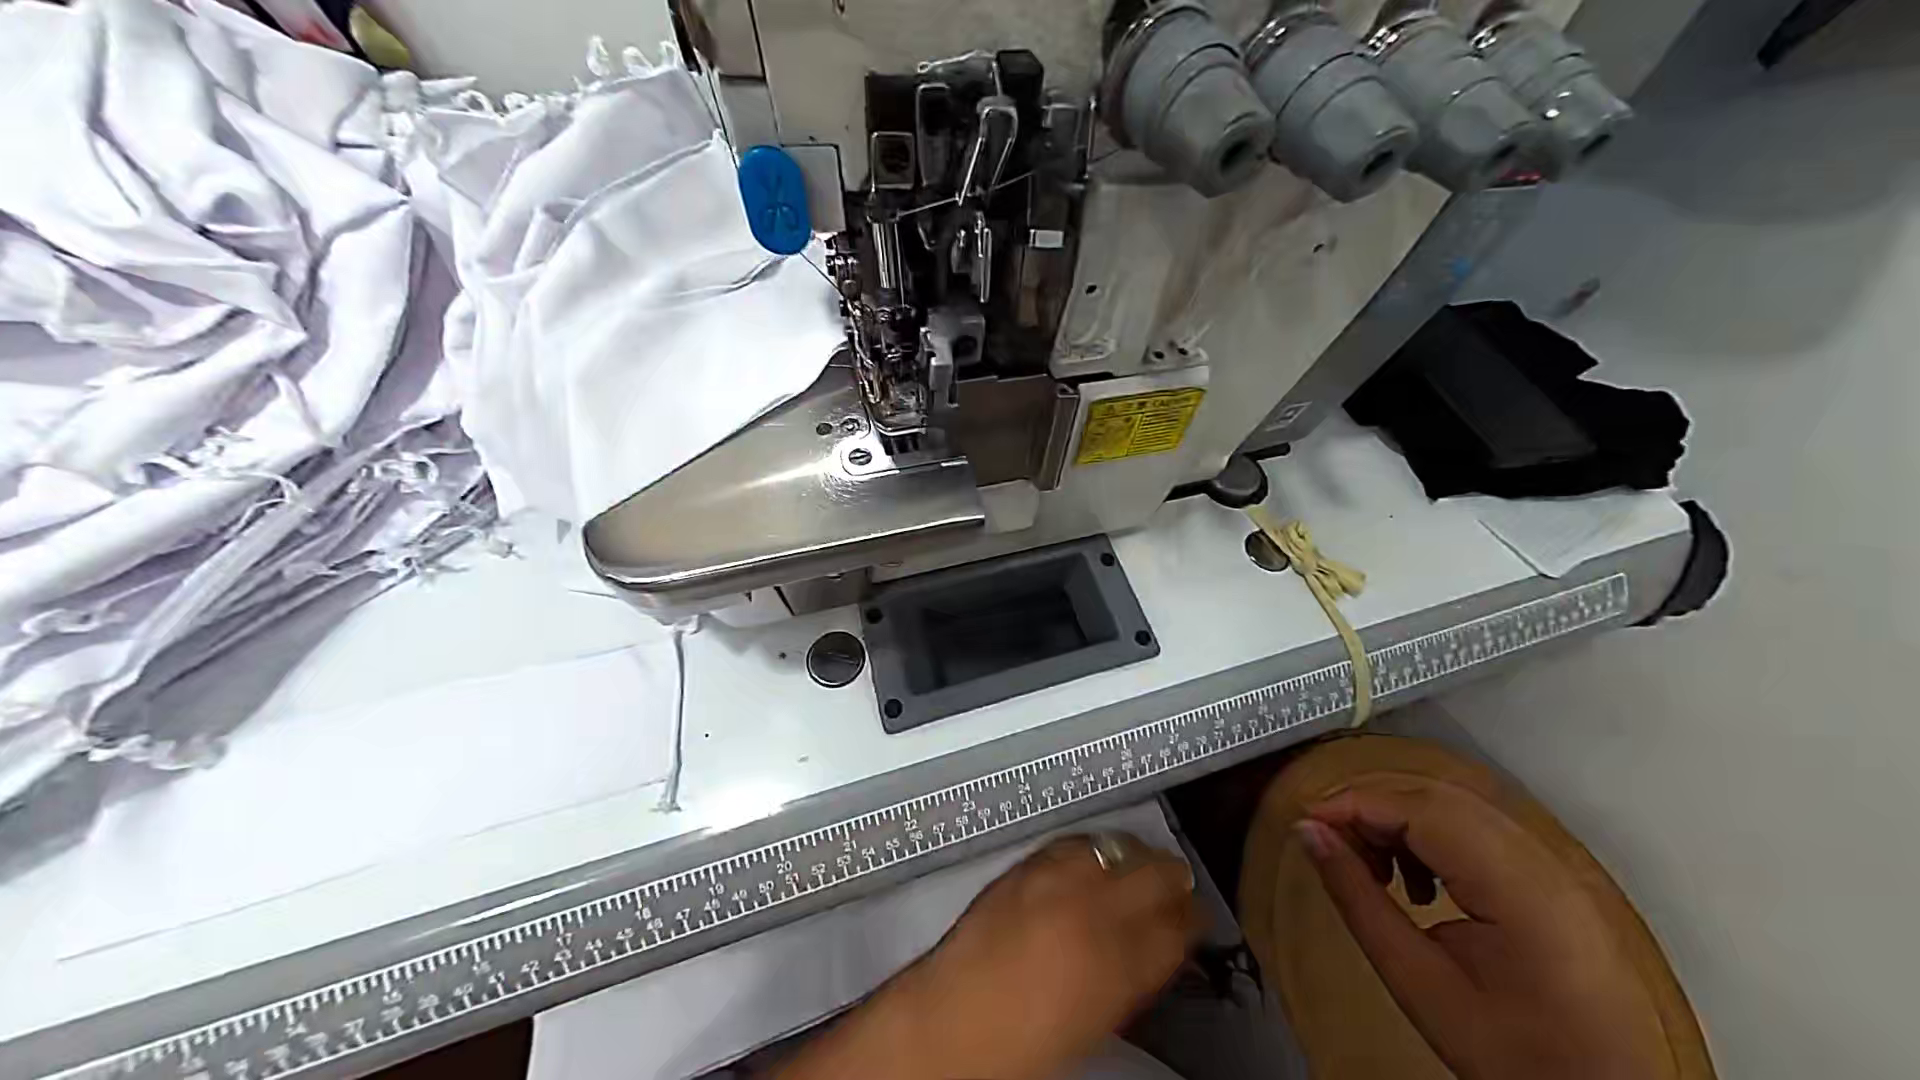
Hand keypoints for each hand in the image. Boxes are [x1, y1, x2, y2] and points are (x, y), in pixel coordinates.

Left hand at [774, 833, 1196, 1079]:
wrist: (955, 1017)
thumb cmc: (1030, 1039)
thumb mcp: (1099, 1016)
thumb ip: (1134, 976)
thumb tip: (1160, 948)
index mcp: (1119, 962)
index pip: (1178, 925)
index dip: (1193, 918)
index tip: (1197, 916)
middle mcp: (1093, 910)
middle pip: (1155, 873)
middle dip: (1172, 878)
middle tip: (1177, 885)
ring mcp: (1057, 880)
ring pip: (1116, 847)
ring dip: (1133, 856)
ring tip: (1138, 865)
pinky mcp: (1026, 865)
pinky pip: (1074, 843)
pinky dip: (1092, 849)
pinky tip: (1094, 859)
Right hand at [1296, 776, 1670, 1079]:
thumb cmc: (1512, 1054)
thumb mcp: (1415, 979)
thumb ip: (1356, 897)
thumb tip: (1309, 833)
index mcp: (1516, 889)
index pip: (1420, 809)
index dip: (1354, 803)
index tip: (1306, 819)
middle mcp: (1542, 864)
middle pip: (1437, 797)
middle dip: (1372, 808)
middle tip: (1330, 841)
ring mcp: (1554, 871)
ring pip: (1455, 808)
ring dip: (1398, 822)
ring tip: (1370, 868)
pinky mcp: (1552, 882)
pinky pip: (1476, 832)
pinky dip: (1430, 839)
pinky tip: (1413, 882)